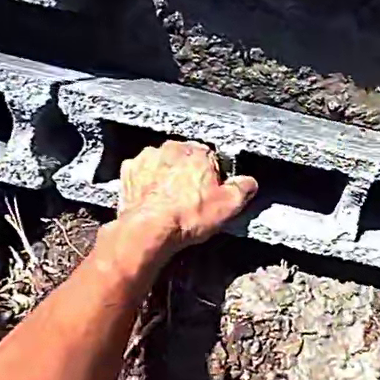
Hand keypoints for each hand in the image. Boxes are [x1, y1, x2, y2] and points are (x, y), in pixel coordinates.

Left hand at [112, 140, 257, 261]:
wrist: (148, 230)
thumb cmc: (186, 217)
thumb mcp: (228, 207)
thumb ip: (242, 189)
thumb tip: (249, 183)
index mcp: (197, 152)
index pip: (211, 157)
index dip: (212, 177)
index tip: (210, 194)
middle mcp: (171, 149)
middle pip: (185, 158)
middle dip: (187, 175)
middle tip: (189, 200)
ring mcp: (147, 159)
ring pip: (162, 164)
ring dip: (166, 177)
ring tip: (170, 203)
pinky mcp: (129, 173)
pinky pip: (142, 174)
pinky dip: (147, 185)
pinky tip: (152, 201)